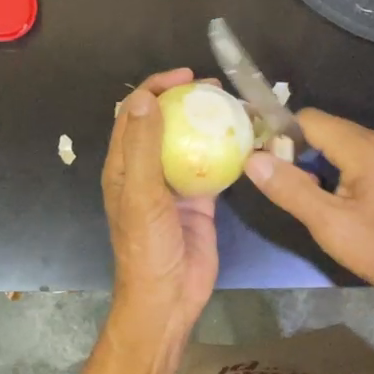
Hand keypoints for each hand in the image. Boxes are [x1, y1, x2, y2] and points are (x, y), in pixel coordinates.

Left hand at [102, 69, 217, 337]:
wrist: (168, 296)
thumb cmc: (147, 246)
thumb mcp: (140, 194)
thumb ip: (143, 147)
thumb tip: (146, 99)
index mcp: (123, 165)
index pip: (135, 114)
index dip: (156, 88)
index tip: (186, 77)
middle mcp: (146, 170)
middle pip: (166, 123)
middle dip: (187, 100)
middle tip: (218, 88)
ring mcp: (174, 185)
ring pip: (191, 143)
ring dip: (210, 123)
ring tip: (237, 106)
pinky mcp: (199, 202)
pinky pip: (214, 169)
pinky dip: (229, 152)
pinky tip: (250, 139)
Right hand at [244, 109, 373, 315]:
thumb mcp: (329, 223)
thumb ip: (289, 188)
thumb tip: (253, 158)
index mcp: (365, 148)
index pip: (308, 120)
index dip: (279, 135)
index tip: (259, 160)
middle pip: (324, 130)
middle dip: (294, 151)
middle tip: (276, 184)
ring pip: (339, 146)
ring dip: (314, 164)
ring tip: (299, 196)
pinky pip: (355, 160)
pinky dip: (334, 172)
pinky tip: (329, 203)